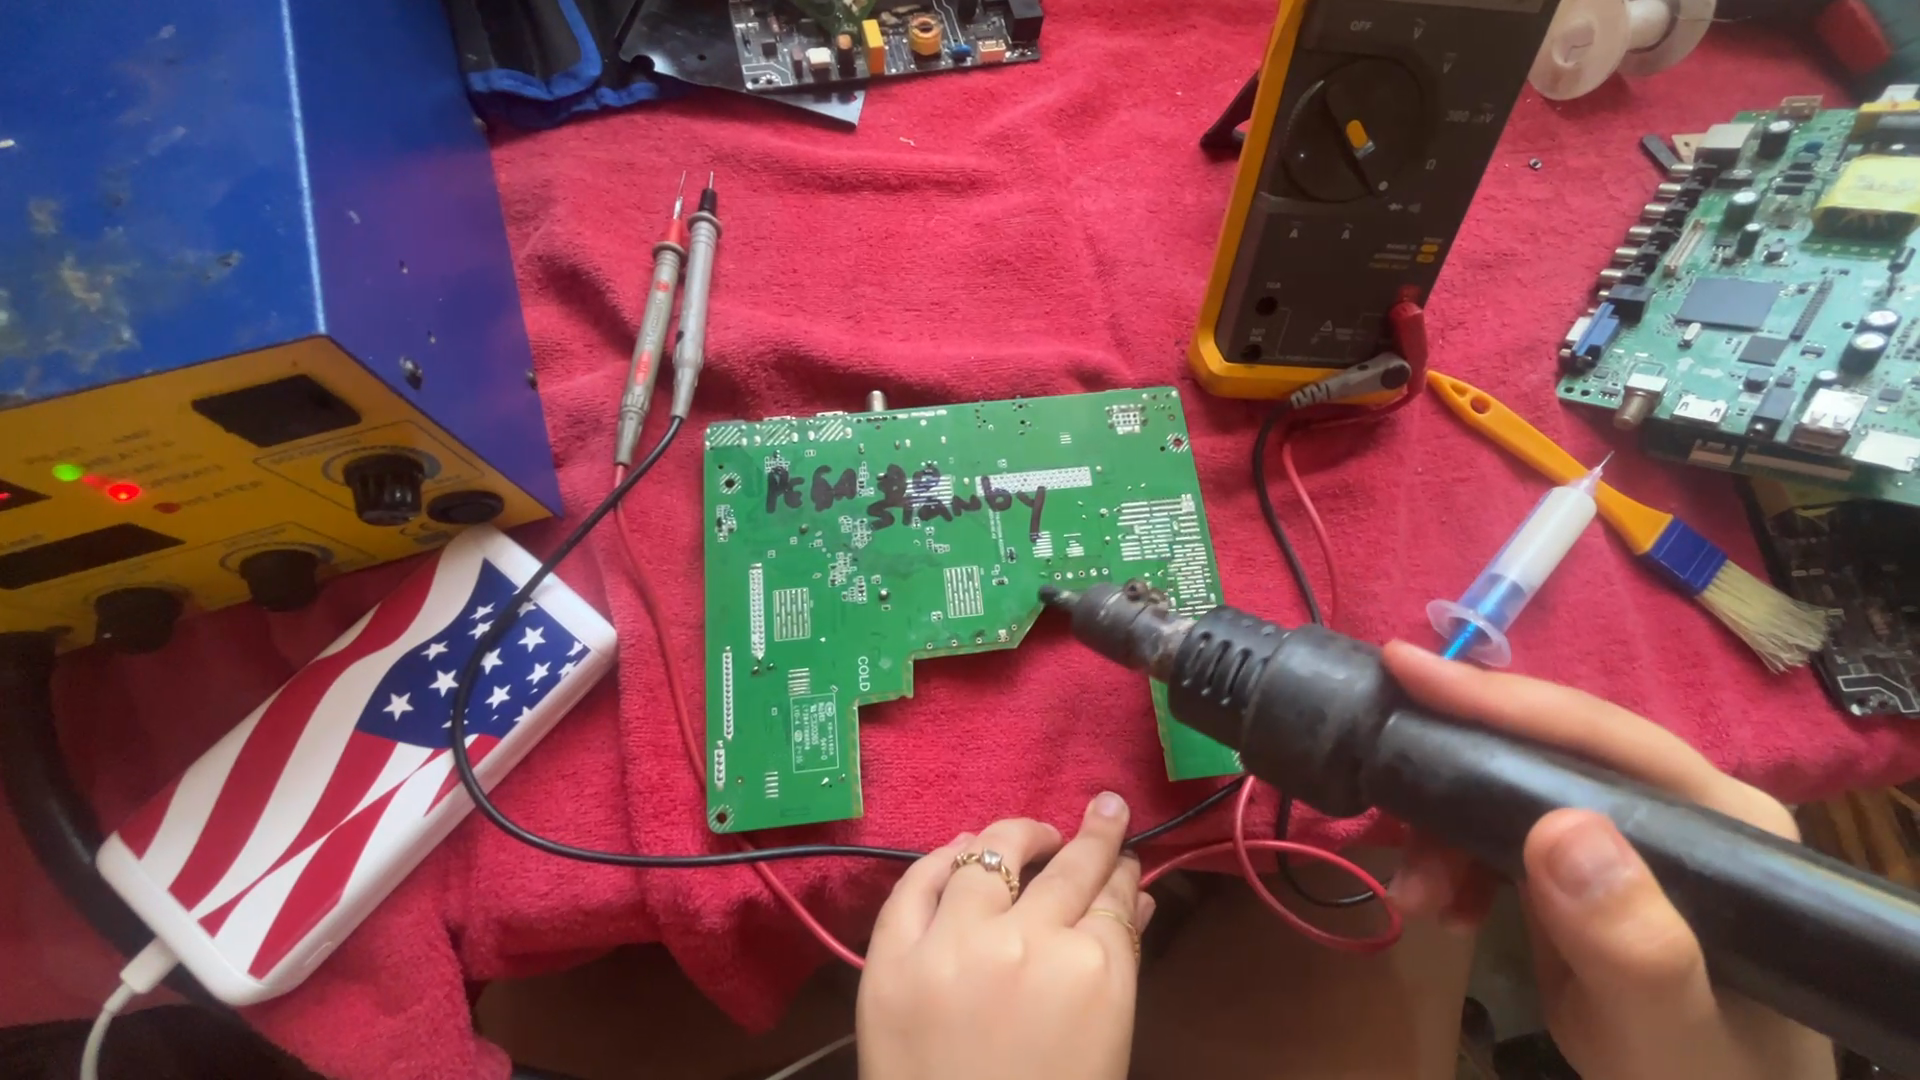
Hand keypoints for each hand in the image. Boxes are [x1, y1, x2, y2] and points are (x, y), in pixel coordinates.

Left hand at [857, 794, 1151, 1079]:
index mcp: (1091, 975)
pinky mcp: (892, 957)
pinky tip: (960, 846)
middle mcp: (1026, 942)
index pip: (1112, 897)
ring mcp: (953, 943)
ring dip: (1016, 835)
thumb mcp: (1103, 1044)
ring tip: (1032, 833)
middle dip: (1093, 835)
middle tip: (1104, 808)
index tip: (1122, 850)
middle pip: (1068, 868)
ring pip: (991, 854)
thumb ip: (1118, 965)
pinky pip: (917, 882)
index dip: (1120, 868)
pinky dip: (940, 858)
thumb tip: (1134, 898)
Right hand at [1380, 641, 1833, 1079]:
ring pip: (1494, 790)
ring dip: (1438, 835)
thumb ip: (1634, 945)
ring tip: (1417, 896)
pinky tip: (1439, 905)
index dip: (1500, 697)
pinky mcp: (1570, 856)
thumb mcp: (1667, 1031)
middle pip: (1532, 752)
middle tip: (1379, 786)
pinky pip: (1484, 829)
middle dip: (1450, 779)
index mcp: (1717, 822)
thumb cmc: (1696, 1074)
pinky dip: (1446, 860)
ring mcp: (1614, 830)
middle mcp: (1666, 808)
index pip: (1601, 734)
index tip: (1402, 667)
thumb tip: (1561, 829)